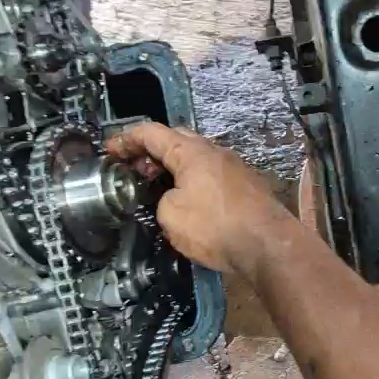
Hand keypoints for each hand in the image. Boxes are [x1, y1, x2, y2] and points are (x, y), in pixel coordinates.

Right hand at [106, 123, 294, 278]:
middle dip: (152, 151)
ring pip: (197, 158)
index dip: (126, 139)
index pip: (152, 133)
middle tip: (134, 170)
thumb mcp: (171, 215)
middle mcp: (216, 152)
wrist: (268, 245)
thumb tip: (173, 198)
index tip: (109, 150)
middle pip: (177, 140)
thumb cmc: (216, 227)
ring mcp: (235, 168)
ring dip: (174, 167)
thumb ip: (162, 199)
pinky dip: (194, 181)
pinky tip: (189, 201)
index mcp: (192, 152)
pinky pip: (212, 175)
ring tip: (158, 188)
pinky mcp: (247, 187)